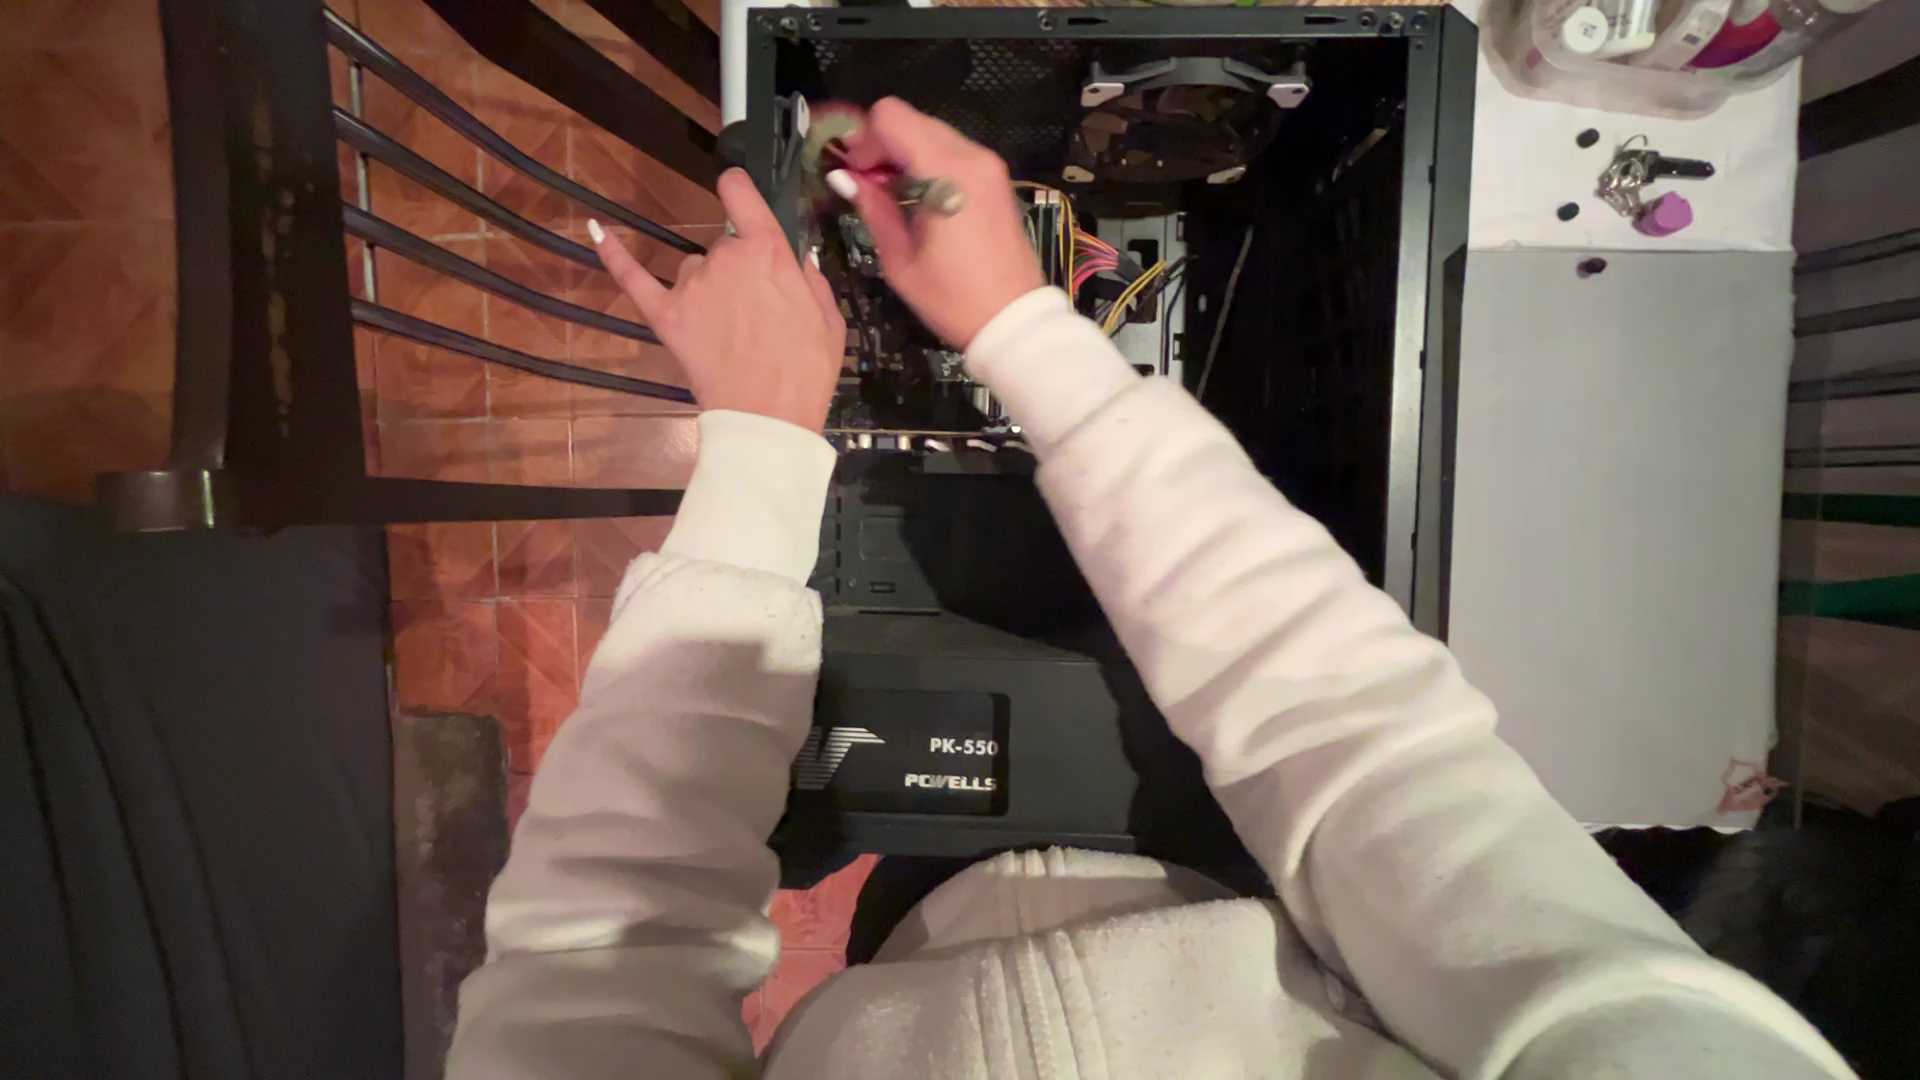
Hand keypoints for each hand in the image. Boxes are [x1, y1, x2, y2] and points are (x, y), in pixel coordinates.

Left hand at [589, 168, 845, 432]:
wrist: (768, 419)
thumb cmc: (807, 372)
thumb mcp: (829, 322)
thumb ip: (811, 281)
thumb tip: (796, 260)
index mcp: (768, 252)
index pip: (741, 195)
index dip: (739, 189)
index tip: (738, 192)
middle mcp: (725, 257)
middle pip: (724, 245)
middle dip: (740, 268)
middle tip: (758, 312)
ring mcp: (690, 285)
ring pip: (694, 269)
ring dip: (708, 286)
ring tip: (727, 330)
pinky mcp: (665, 314)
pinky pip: (634, 277)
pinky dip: (615, 254)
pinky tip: (597, 231)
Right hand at [834, 98, 1045, 349]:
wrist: (1014, 322)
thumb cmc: (956, 301)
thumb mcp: (901, 263)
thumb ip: (873, 211)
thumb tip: (847, 180)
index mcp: (946, 173)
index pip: (890, 116)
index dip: (864, 140)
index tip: (855, 172)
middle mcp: (972, 158)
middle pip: (911, 120)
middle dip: (883, 148)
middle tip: (869, 187)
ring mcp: (989, 167)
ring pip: (933, 134)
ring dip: (906, 157)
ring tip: (895, 199)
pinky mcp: (997, 181)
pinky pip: (954, 155)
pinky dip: (931, 166)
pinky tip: (922, 203)